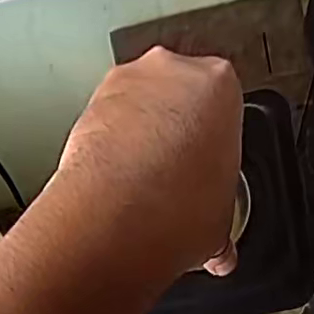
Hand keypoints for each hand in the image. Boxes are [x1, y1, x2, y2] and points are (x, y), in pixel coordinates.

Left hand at [47, 47, 242, 278]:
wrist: (120, 217)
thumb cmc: (175, 207)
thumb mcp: (220, 224)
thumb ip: (220, 220)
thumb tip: (218, 244)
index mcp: (221, 85)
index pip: (225, 111)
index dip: (216, 149)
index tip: (209, 175)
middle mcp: (172, 69)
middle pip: (180, 101)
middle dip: (178, 137)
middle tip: (177, 183)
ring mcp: (126, 81)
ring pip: (140, 108)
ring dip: (141, 141)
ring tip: (144, 191)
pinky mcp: (88, 101)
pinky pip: (106, 123)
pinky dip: (111, 149)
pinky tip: (118, 188)